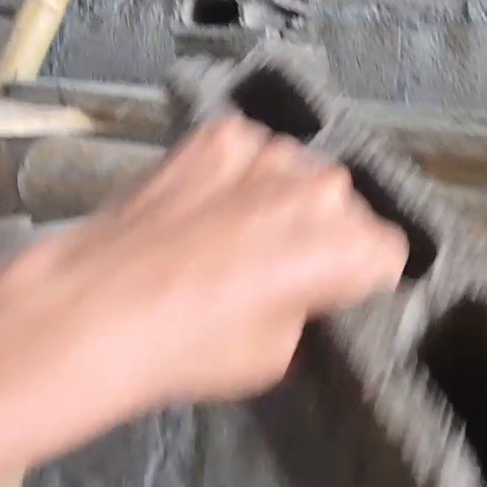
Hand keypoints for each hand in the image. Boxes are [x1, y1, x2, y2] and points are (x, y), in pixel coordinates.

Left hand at [0, 115, 408, 459]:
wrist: (98, 303)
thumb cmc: (192, 344)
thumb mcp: (276, 353)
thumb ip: (310, 306)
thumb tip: (303, 287)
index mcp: (345, 244)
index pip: (387, 249)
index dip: (361, 273)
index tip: (332, 288)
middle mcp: (319, 186)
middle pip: (342, 204)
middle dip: (321, 229)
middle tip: (277, 262)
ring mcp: (268, 150)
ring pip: (295, 172)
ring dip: (279, 195)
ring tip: (233, 229)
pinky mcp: (222, 133)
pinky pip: (250, 151)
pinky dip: (237, 173)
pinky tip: (205, 202)